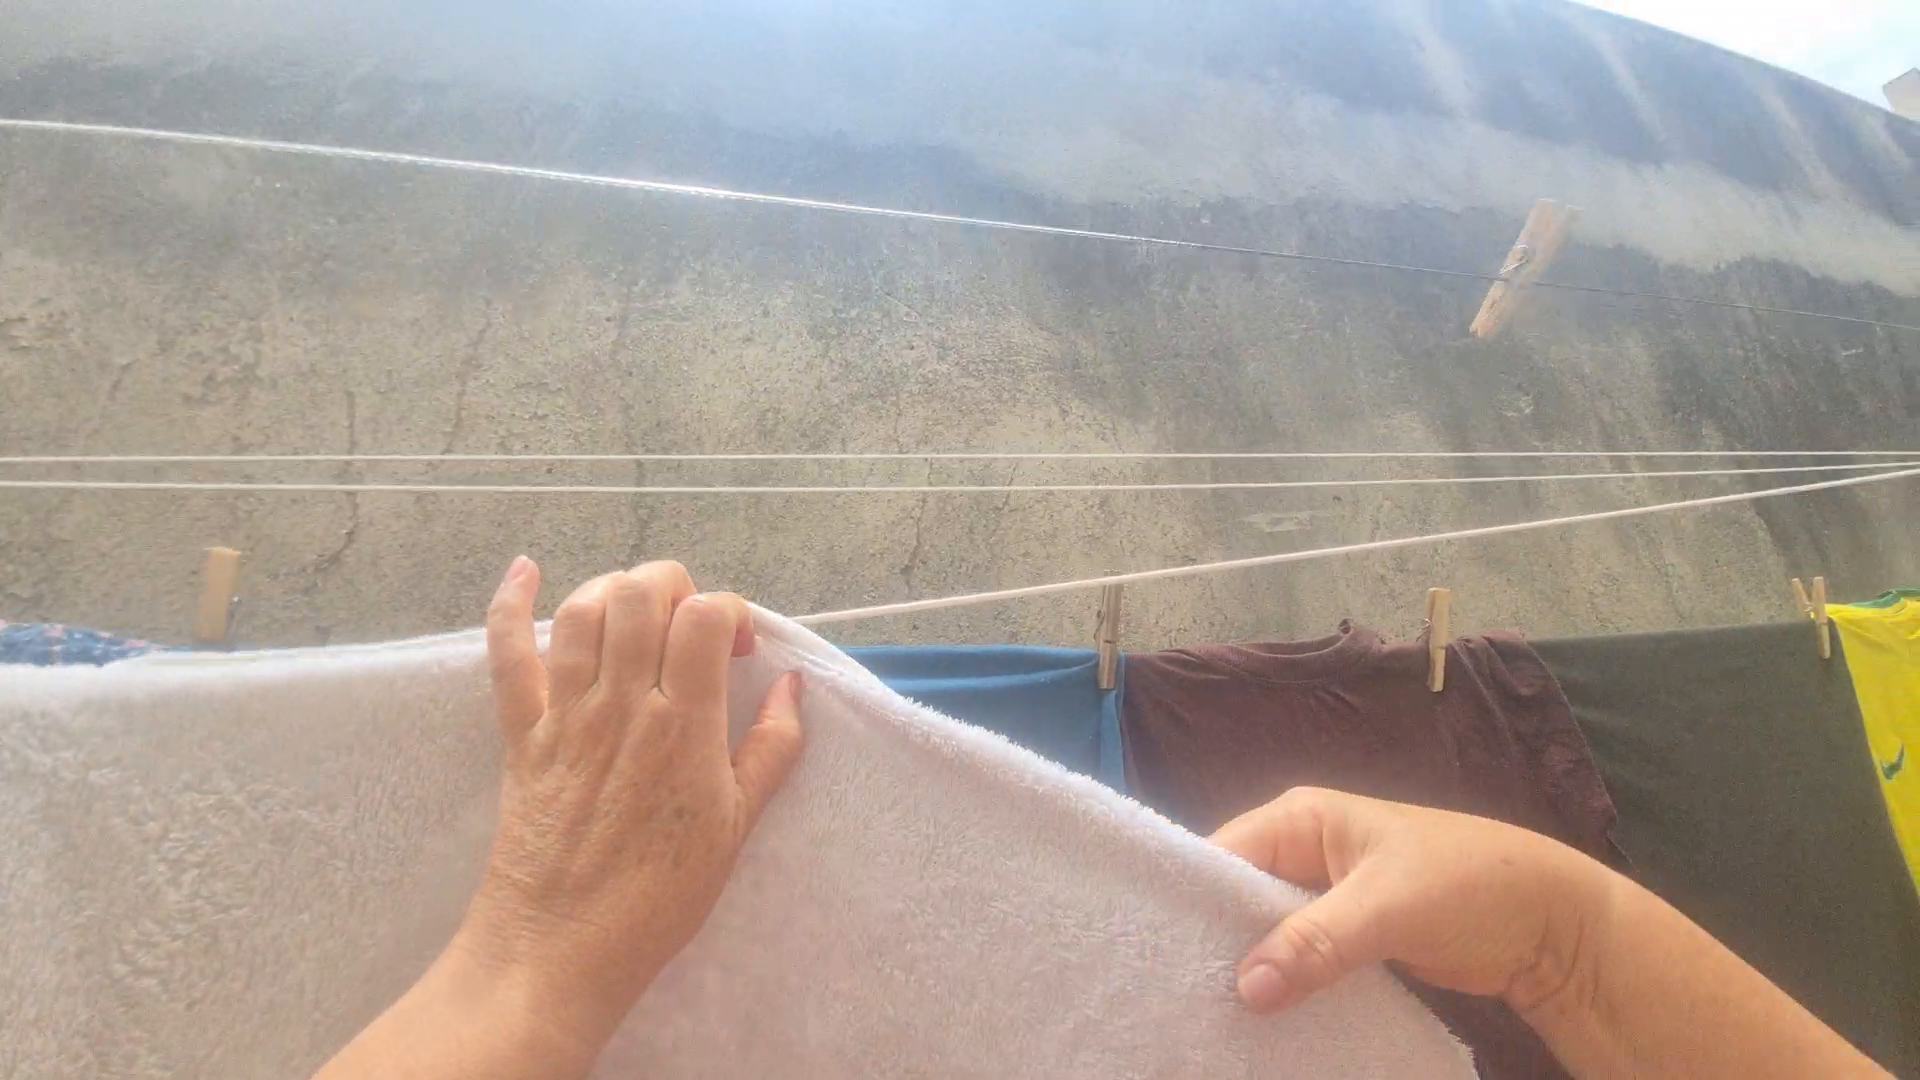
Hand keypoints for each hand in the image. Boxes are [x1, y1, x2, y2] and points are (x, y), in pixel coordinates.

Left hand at [458, 557, 804, 1055]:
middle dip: (676, 585)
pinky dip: (509, 604)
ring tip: (641, 616)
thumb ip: (774, 746)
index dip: (727, 611)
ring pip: (582, 610)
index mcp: (685, 724)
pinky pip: (505, 655)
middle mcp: (623, 703)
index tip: (736, 648)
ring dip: (617, 590)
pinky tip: (525, 569)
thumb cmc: (661, 893)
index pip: (703, 617)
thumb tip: (793, 684)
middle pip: (641, 593)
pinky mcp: (520, 731)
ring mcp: (565, 713)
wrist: (557, 954)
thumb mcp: (739, 823)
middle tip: (689, 628)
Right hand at [1210, 787, 1607, 1015]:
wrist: (1559, 925)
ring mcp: (1325, 889)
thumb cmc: (1465, 885)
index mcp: (1299, 817)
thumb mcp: (1386, 908)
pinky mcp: (1347, 928)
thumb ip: (1313, 943)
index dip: (1196, 896)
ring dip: (1253, 961)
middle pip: (1241, 890)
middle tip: (1188, 986)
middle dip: (1220, 934)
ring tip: (1215, 1006)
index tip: (1167, 948)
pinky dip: (1286, 976)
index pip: (1226, 852)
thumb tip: (1245, 989)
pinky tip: (1266, 1010)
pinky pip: (1299, 950)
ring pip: (1268, 925)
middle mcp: (1302, 847)